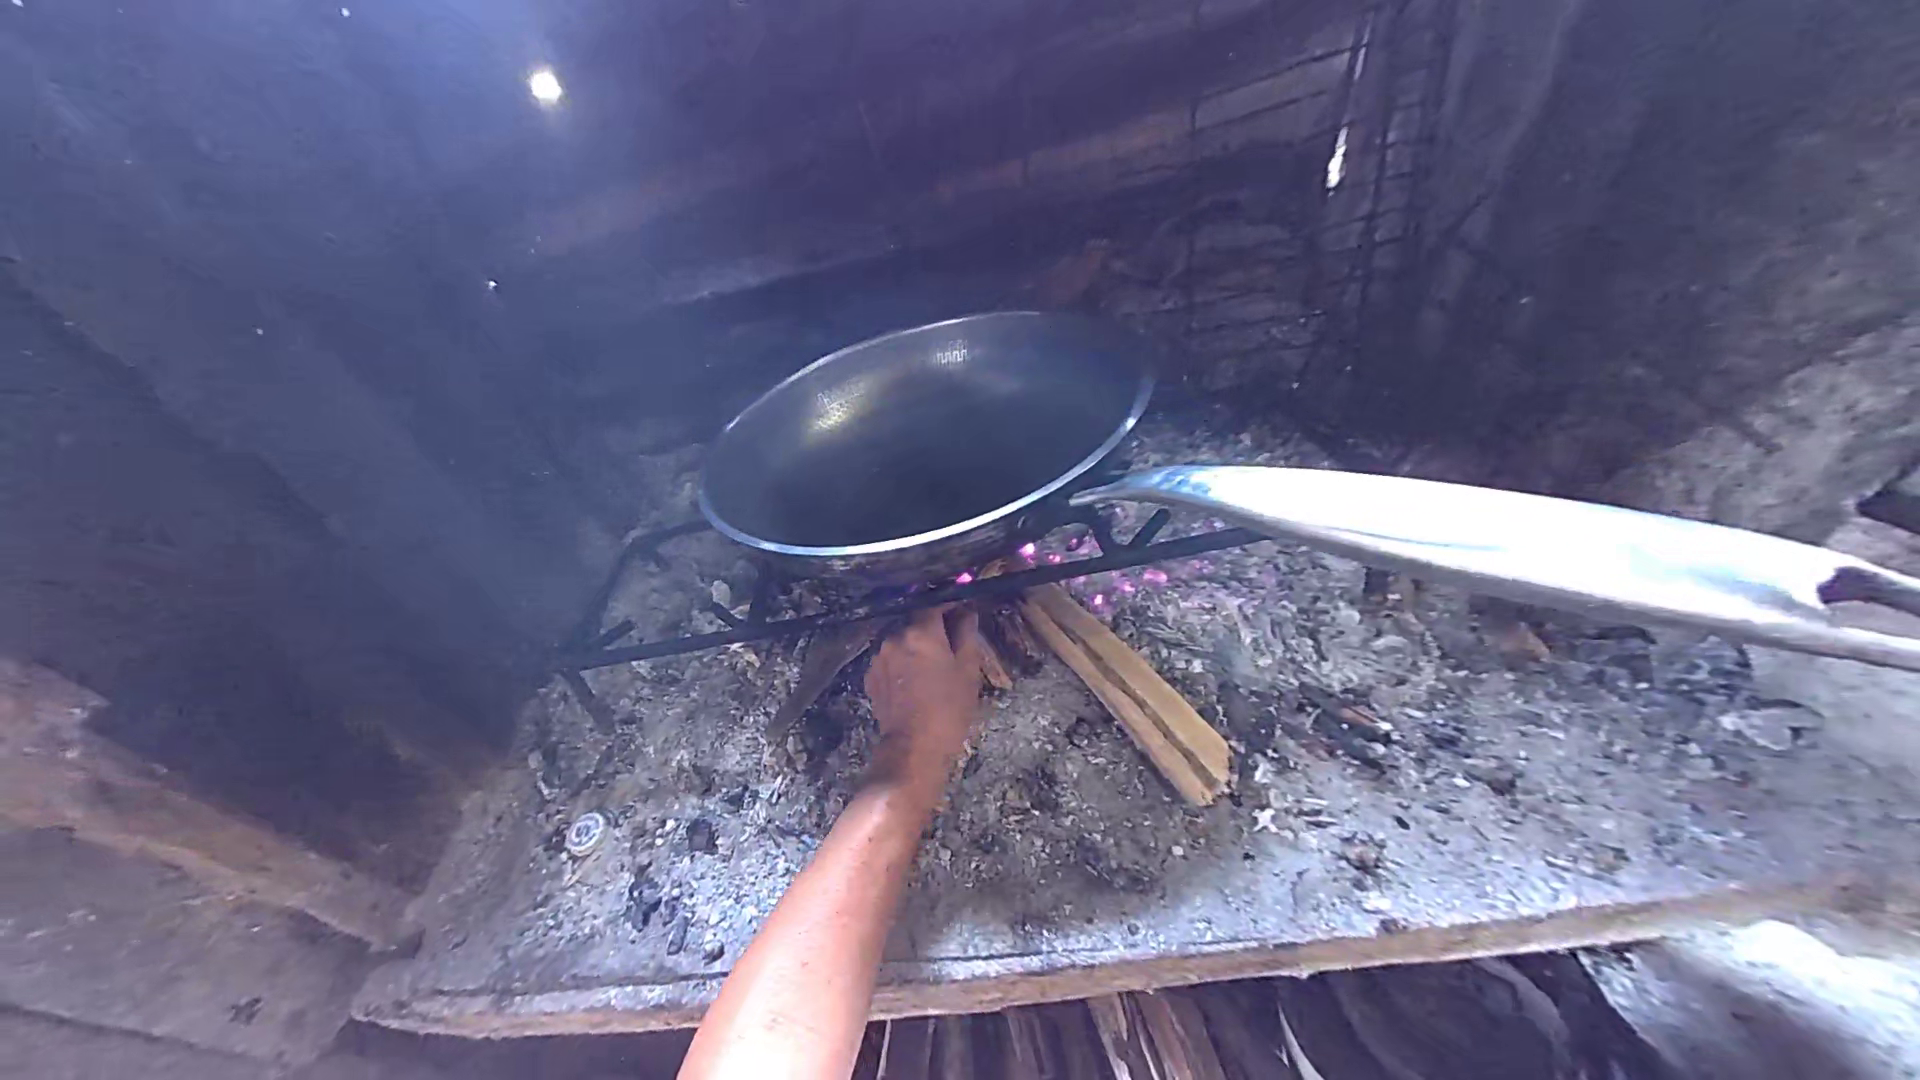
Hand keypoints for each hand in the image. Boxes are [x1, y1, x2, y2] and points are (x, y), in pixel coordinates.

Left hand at [864, 605, 986, 794]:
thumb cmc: (949, 708)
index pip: (936, 604)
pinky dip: (903, 662)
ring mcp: (879, 657)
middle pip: (916, 622)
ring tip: (932, 667)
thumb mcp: (967, 669)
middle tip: (951, 646)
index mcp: (920, 631)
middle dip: (933, 629)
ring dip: (916, 646)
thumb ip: (966, 633)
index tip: (962, 611)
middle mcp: (894, 637)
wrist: (914, 748)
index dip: (951, 605)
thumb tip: (966, 610)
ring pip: (902, 640)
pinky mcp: (871, 676)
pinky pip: (891, 659)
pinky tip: (915, 681)